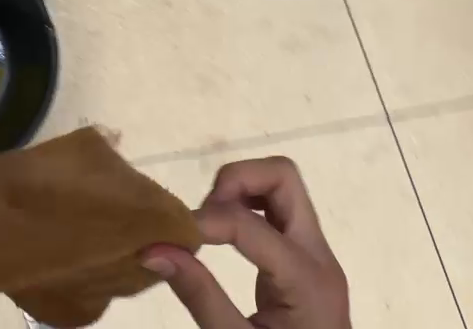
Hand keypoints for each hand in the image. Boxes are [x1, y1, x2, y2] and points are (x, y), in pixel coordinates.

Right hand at [141, 157, 350, 328]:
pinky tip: (224, 232)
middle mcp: (319, 255)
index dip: (202, 221)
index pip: (247, 223)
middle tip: (203, 214)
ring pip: (281, 182)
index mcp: (307, 281)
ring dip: (239, 187)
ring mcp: (317, 252)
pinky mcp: (306, 255)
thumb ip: (199, 296)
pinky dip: (245, 201)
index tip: (168, 237)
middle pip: (282, 177)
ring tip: (211, 223)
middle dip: (234, 180)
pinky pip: (277, 204)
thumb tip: (152, 249)